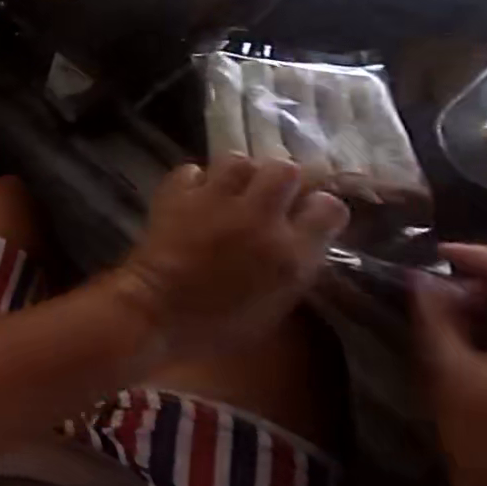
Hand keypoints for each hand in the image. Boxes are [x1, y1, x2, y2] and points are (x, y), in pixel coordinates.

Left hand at [118, 155, 348, 357]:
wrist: (157, 310)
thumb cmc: (219, 324)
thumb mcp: (276, 305)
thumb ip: (294, 266)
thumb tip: (300, 240)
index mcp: (291, 252)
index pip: (329, 208)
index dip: (321, 207)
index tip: (311, 212)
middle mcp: (259, 216)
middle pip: (285, 169)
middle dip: (282, 177)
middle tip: (272, 192)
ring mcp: (215, 198)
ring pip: (239, 160)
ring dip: (240, 173)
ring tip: (233, 188)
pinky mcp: (178, 191)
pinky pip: (194, 170)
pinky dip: (197, 179)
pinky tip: (196, 193)